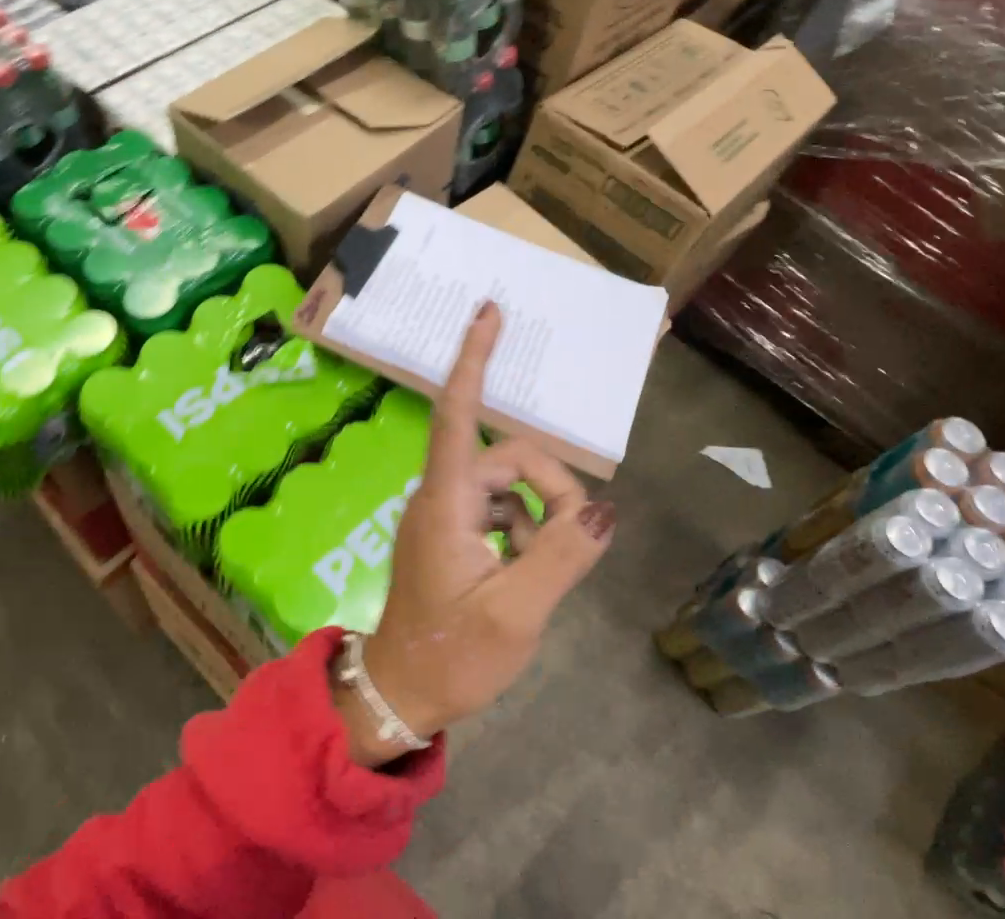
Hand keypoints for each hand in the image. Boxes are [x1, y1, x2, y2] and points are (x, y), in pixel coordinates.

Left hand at [335, 301, 616, 767]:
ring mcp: (444, 517)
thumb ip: (562, 553)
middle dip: (550, 489)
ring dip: (539, 518)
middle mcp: (440, 497)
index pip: (457, 414)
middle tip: (572, 544)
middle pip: (508, 458)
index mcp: (446, 502)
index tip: (489, 313)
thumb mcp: (517, 611)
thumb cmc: (452, 654)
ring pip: (510, 486)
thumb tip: (601, 507)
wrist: (403, 691)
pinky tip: (526, 573)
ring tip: (538, 574)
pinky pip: (500, 511)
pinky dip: (525, 532)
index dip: (474, 360)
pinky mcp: (450, 536)